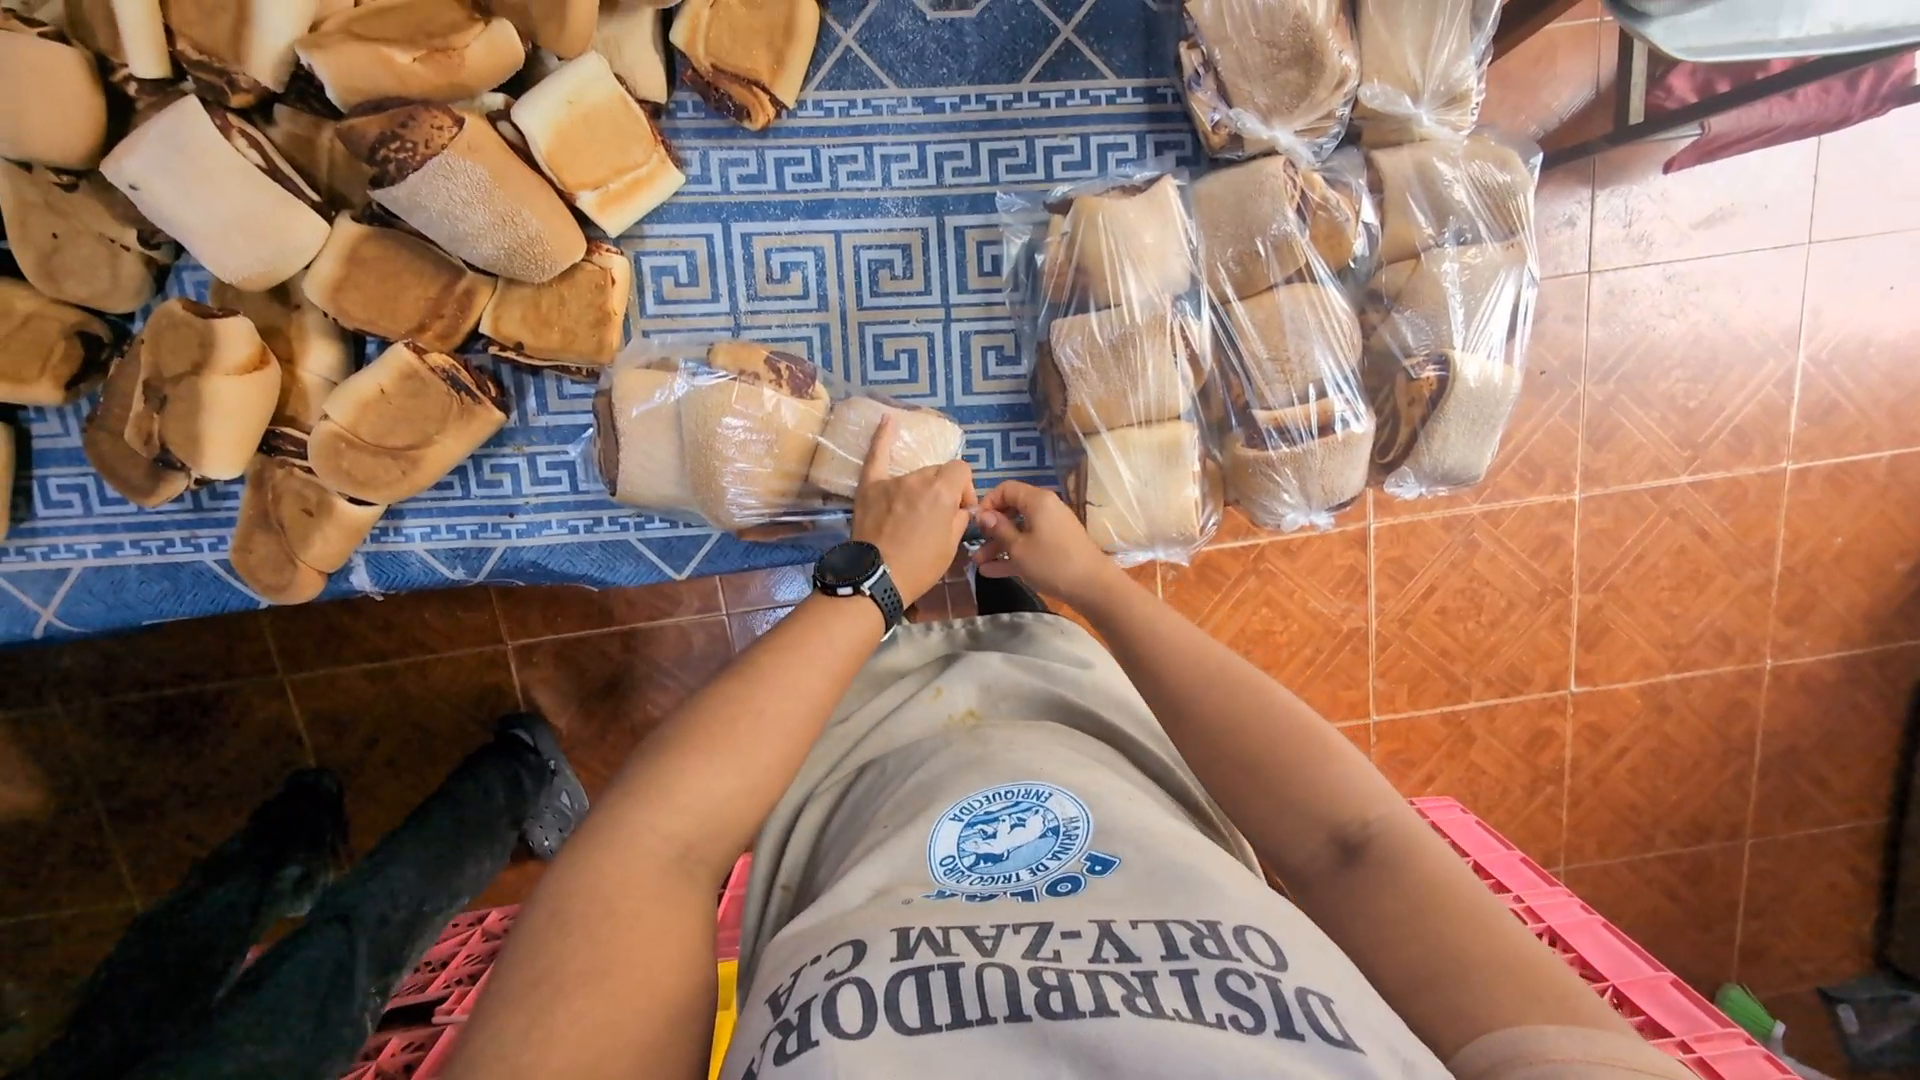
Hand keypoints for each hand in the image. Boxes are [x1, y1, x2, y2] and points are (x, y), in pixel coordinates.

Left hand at [851, 416, 974, 604]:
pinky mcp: (870, 487)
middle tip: (936, 518)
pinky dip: (882, 437)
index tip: (959, 511)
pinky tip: (888, 419)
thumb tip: (959, 508)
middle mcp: (918, 478)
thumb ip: (959, 518)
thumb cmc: (920, 567)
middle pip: (937, 472)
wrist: (877, 579)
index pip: (962, 471)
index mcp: (943, 491)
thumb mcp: (951, 546)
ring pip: (914, 474)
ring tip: (913, 514)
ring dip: (920, 488)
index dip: (965, 490)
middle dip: (942, 489)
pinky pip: (876, 457)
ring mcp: (892, 481)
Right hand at [971, 481, 1125, 607]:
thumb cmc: (1052, 563)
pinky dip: (1013, 555)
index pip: (1006, 489)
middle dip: (991, 529)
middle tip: (975, 544)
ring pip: (1019, 531)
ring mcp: (1051, 529)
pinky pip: (1029, 545)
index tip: (976, 523)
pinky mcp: (1055, 547)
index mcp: (1037, 501)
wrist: (1092, 587)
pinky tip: (990, 571)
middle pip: (1012, 511)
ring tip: (978, 563)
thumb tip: (983, 514)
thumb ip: (999, 529)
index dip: (988, 502)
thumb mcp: (1019, 548)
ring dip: (999, 545)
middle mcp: (1045, 509)